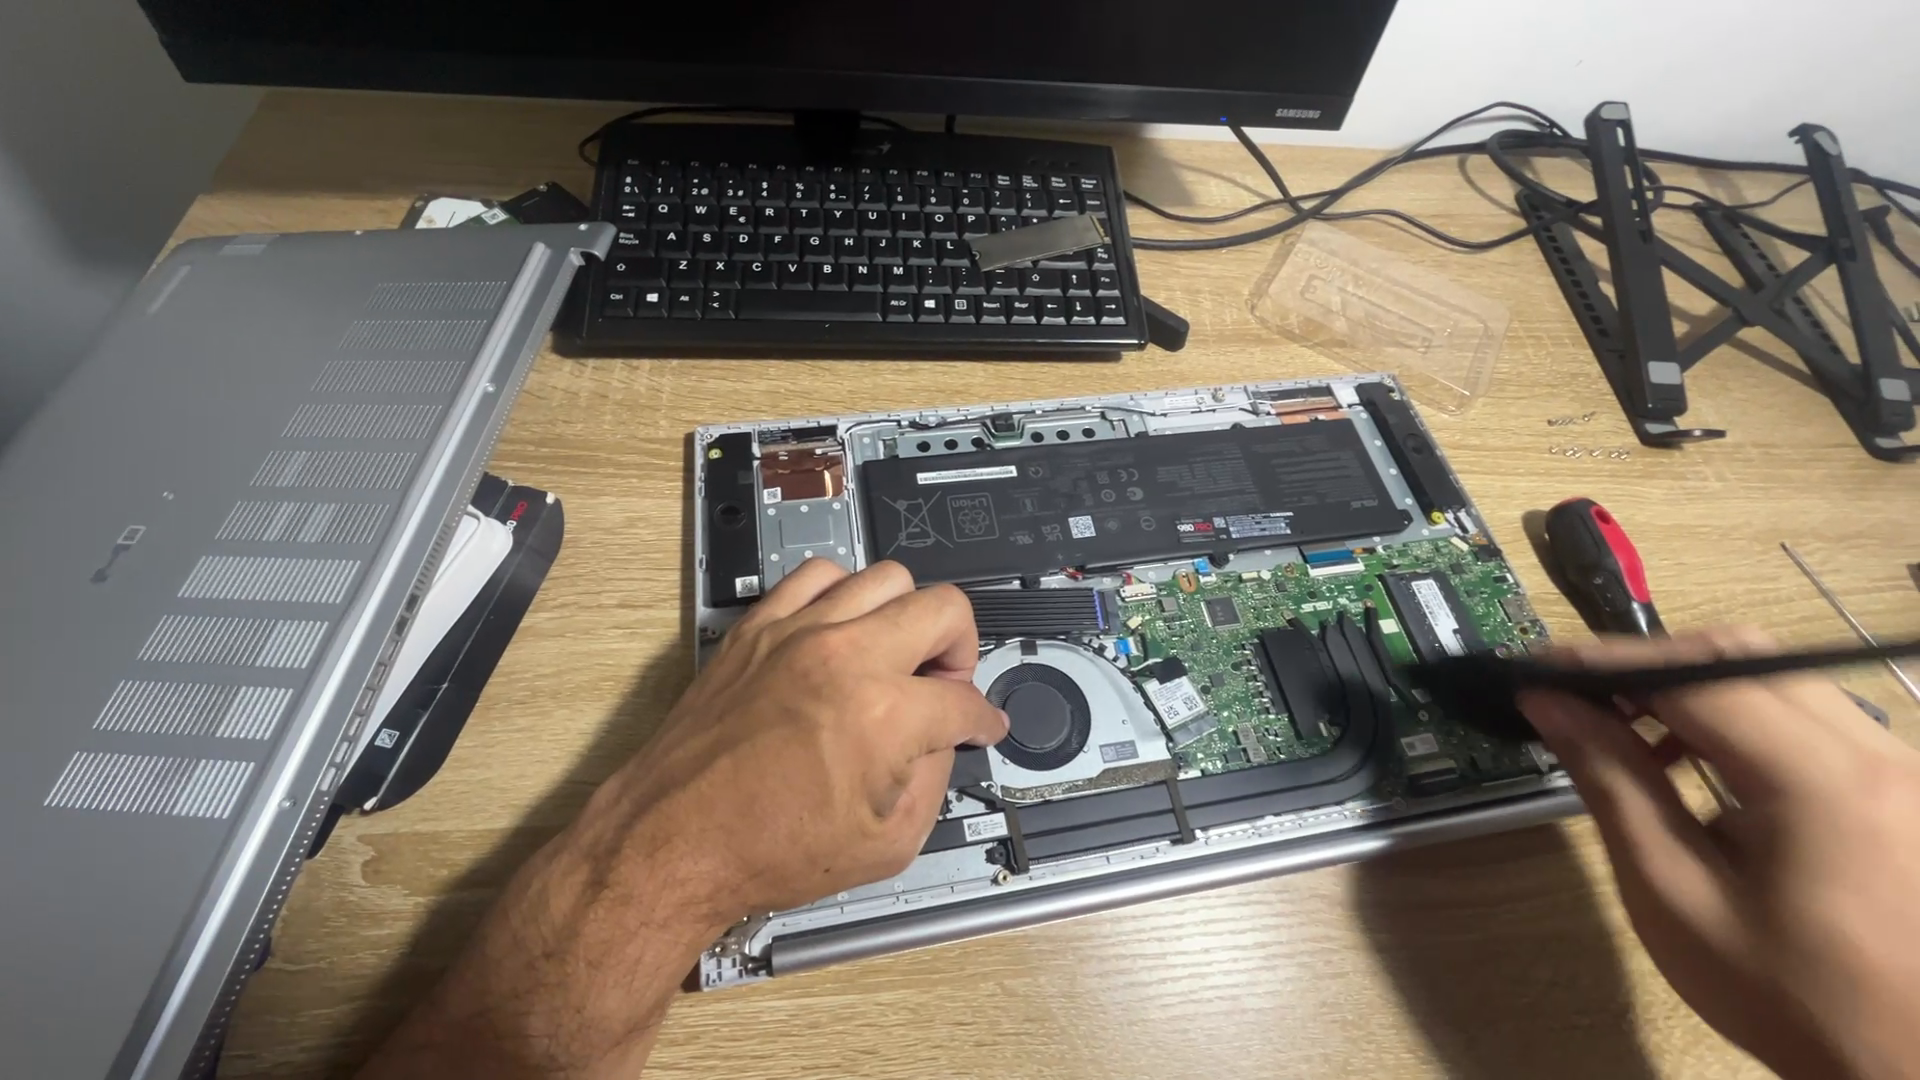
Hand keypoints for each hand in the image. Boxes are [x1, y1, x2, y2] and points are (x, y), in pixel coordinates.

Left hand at [359, 559, 1006, 1078]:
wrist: (672, 839)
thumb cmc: (770, 851)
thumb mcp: (884, 846)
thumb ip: (933, 780)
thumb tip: (942, 739)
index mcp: (886, 714)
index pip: (966, 699)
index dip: (985, 718)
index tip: (983, 724)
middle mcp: (849, 656)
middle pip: (945, 608)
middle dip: (963, 646)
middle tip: (947, 681)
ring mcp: (801, 631)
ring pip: (887, 577)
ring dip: (906, 614)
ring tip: (894, 652)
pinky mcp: (760, 625)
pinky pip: (818, 575)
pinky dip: (844, 595)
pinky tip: (841, 630)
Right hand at [1519, 628, 1919, 1079]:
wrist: (1917, 1073)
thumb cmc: (1785, 994)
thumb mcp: (1672, 889)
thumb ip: (1611, 781)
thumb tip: (1546, 704)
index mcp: (1825, 784)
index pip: (1695, 678)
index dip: (1603, 662)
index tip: (1533, 668)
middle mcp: (1882, 756)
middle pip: (1739, 656)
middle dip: (1641, 662)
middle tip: (1569, 691)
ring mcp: (1904, 769)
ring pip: (1771, 674)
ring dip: (1682, 684)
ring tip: (1616, 721)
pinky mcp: (1903, 786)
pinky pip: (1802, 710)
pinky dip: (1726, 710)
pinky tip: (1685, 752)